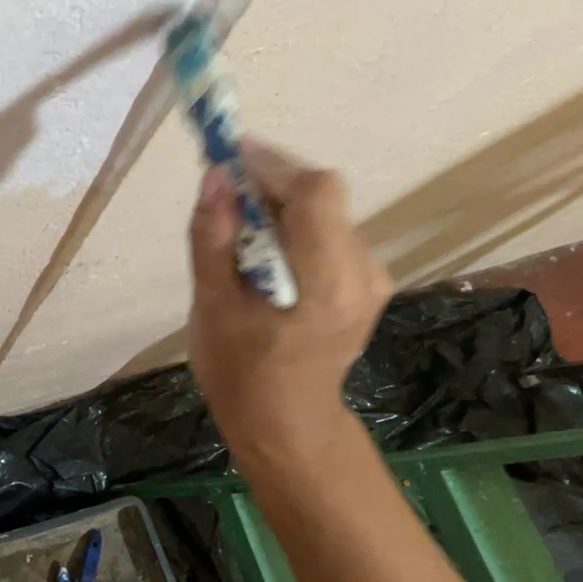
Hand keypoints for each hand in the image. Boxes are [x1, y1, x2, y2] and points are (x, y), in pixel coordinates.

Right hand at [187, 143, 392, 457]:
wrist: (284, 424)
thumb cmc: (240, 372)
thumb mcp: (212, 306)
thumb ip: (213, 237)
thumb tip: (213, 174)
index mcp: (327, 280)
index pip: (316, 192)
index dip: (271, 165)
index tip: (225, 157)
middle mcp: (363, 271)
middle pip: (321, 197)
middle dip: (269, 182)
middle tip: (219, 188)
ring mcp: (371, 278)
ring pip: (324, 213)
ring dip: (278, 204)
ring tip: (233, 222)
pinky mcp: (364, 283)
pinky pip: (327, 234)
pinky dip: (291, 226)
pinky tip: (259, 249)